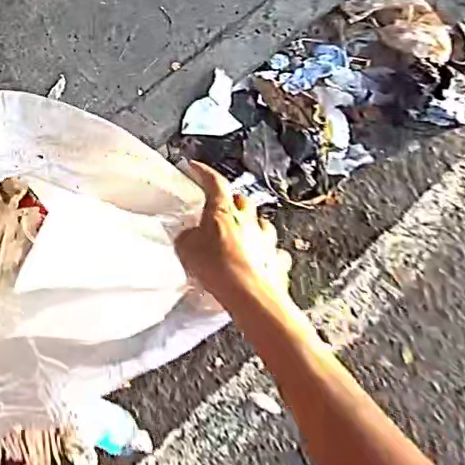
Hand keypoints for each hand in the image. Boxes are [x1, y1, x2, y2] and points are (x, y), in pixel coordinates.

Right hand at [174, 160, 293, 309]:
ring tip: (240, 231)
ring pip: (261, 223)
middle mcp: (248, 222)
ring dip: (251, 223)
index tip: (195, 167)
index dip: (204, 172)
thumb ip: (189, 235)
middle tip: (219, 204)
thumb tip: (192, 235)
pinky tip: (258, 257)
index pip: (215, 182)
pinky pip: (274, 250)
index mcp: (222, 212)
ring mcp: (266, 242)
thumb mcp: (186, 246)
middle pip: (242, 200)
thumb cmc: (217, 267)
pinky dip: (266, 250)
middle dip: (231, 199)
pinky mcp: (278, 263)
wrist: (251, 297)